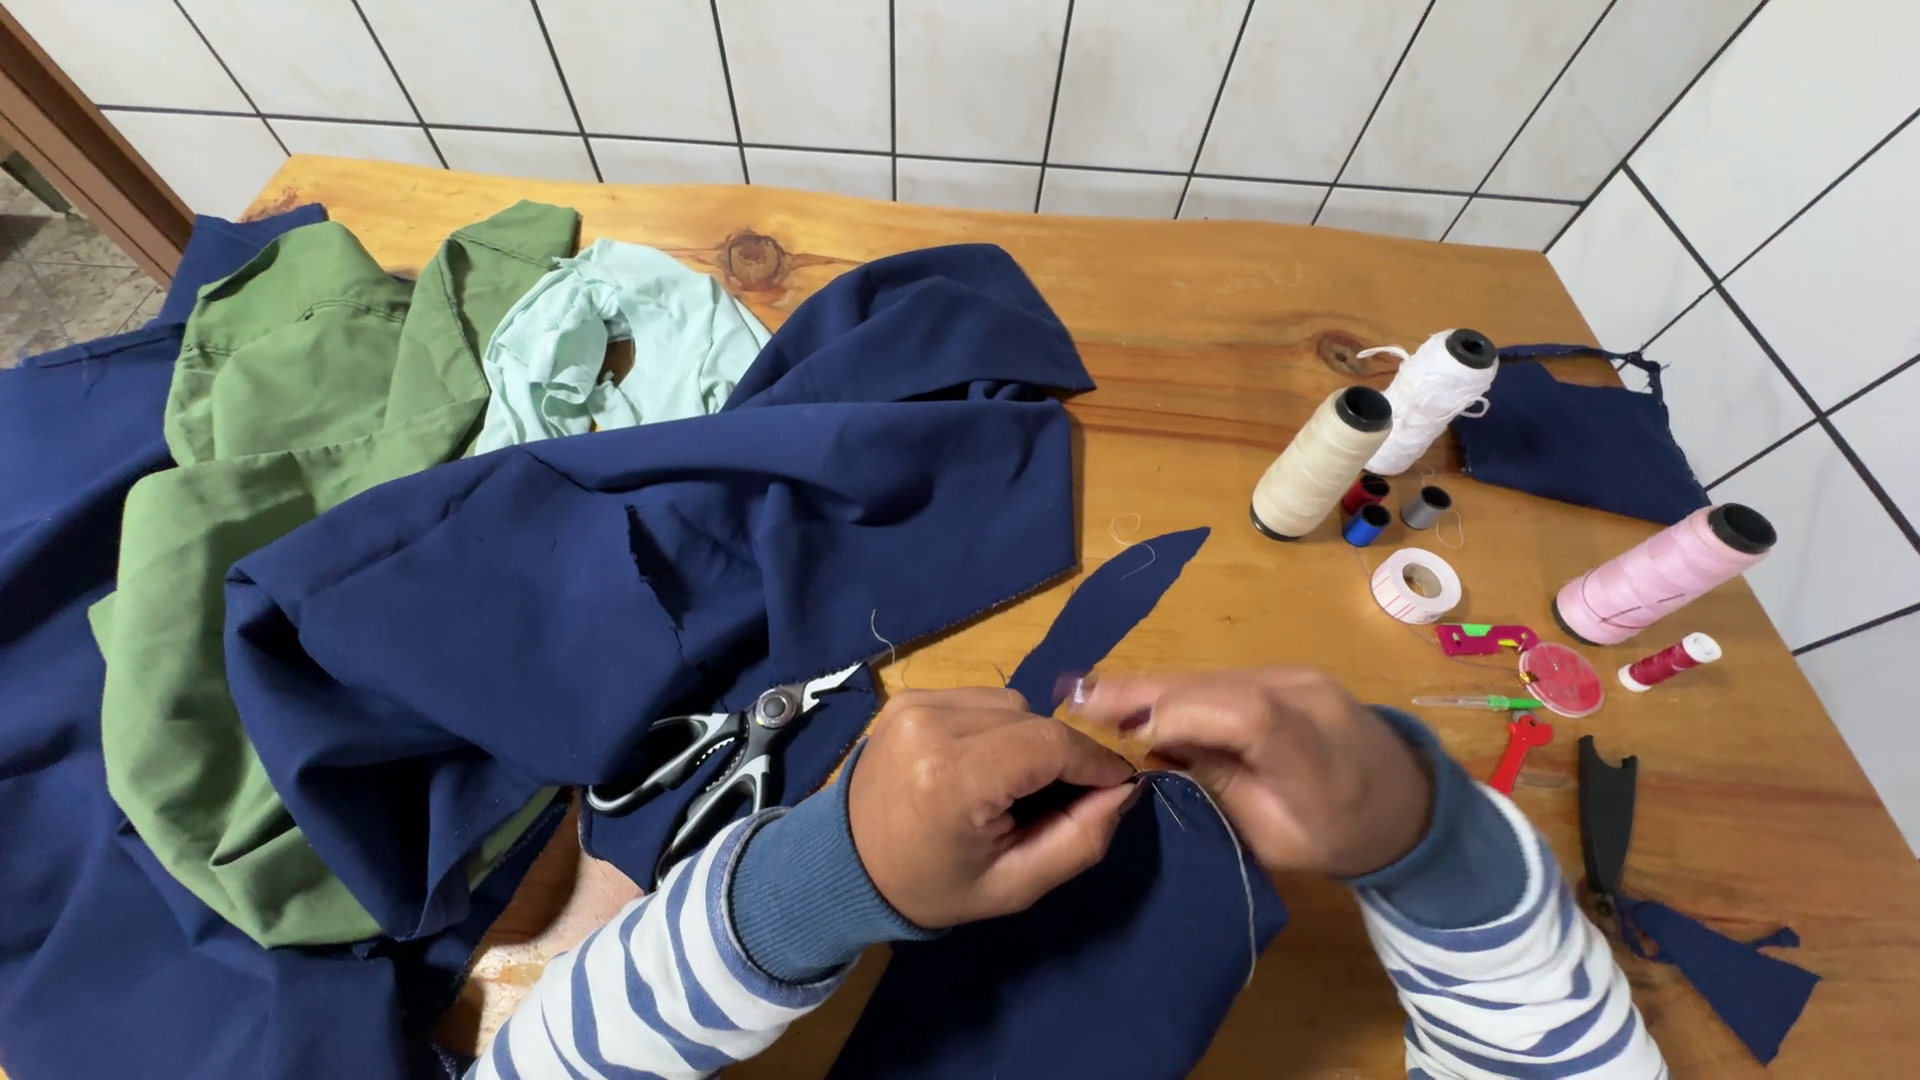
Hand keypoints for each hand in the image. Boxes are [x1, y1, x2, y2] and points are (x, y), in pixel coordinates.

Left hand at [847, 687, 1136, 928]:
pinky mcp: (907, 695)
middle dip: (1060, 757)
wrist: (845, 863)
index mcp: (953, 777)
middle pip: (1033, 721)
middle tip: (1054, 799)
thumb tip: (1123, 787)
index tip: (1117, 782)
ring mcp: (915, 703)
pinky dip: (995, 726)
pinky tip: (978, 760)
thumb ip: (1080, 839)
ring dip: (1026, 738)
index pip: (1050, 744)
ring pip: (1011, 704)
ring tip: (1007, 782)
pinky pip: (980, 699)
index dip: (1093, 762)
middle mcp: (931, 724)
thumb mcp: (1015, 884)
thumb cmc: (932, 884)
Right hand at [1073, 668, 1431, 877]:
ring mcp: (1293, 675)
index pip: (1250, 716)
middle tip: (1077, 697)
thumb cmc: (1340, 836)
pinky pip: (1215, 678)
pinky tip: (1131, 695)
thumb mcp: (1275, 839)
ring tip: (1088, 693)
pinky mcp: (1280, 671)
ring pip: (1204, 676)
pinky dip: (1171, 689)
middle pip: (1213, 685)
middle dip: (1141, 693)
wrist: (1405, 800)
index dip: (1184, 717)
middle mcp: (1304, 696)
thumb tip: (1152, 753)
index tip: (1130, 738)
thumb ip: (1216, 790)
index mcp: (1317, 755)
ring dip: (1146, 687)